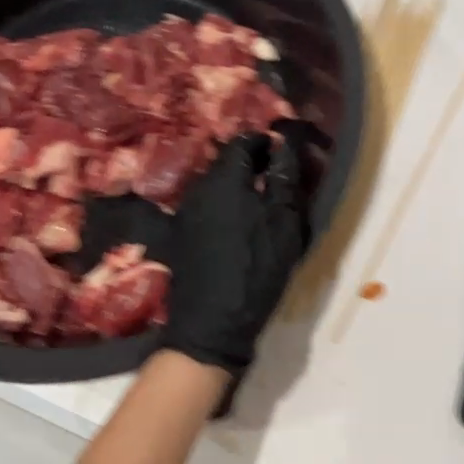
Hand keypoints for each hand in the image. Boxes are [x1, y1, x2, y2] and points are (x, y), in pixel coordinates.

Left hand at [160, 131, 307, 374]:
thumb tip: (282, 142)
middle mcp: (199, 186)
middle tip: (272, 177)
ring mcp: (185, 211)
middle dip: (248, 163)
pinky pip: (204, 206)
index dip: (264, 141)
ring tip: (256, 202)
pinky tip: (234, 225)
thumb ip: (284, 176)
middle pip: (225, 161)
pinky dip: (221, 206)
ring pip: (213, 184)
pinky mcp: (179, 234)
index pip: (243, 140)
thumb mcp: (284, 221)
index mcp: (225, 177)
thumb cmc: (257, 267)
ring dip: (234, 186)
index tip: (280, 152)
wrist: (212, 323)